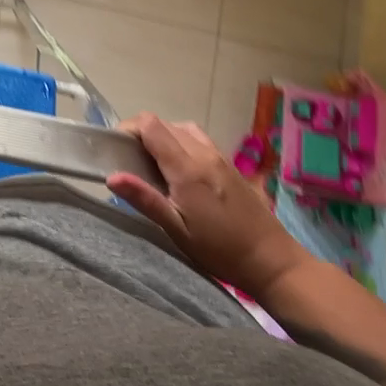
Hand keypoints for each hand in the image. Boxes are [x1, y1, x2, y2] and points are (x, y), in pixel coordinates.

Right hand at [106, 113, 314, 296]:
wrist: (274, 262)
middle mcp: (203, 154)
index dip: (128, 129)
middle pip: (163, 123)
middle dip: (141, 133)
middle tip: (131, 161)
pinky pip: (198, 139)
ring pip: (182, 128)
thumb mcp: (178, 231)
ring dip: (163, 136)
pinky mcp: (230, 165)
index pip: (150, 124)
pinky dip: (181, 142)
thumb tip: (111, 176)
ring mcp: (219, 157)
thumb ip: (145, 199)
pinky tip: (181, 169)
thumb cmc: (221, 251)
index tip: (118, 150)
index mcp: (187, 168)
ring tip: (155, 163)